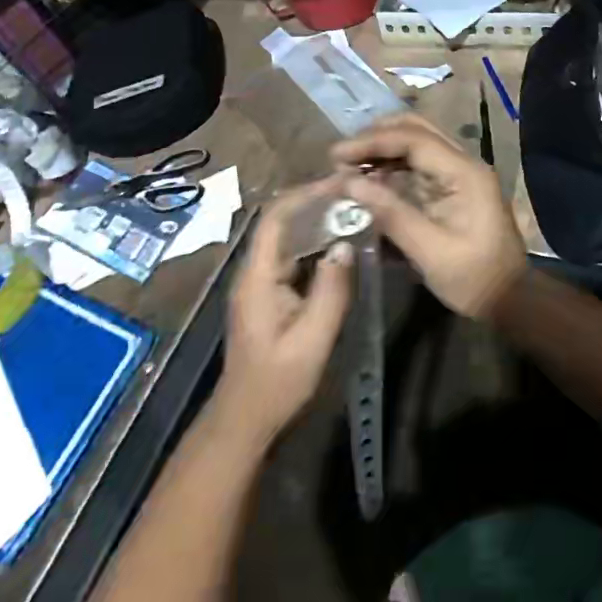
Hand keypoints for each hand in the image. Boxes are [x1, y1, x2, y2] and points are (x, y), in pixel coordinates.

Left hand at [215, 179, 353, 441]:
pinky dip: (317, 242)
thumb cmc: (278, 382)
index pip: (276, 218)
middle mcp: (254, 271)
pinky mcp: (270, 293)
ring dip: (318, 220)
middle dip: (316, 201)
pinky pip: (294, 255)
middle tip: (356, 191)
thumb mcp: (312, 340)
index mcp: (258, 277)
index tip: (342, 183)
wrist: (246, 418)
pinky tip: (342, 241)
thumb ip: (331, 291)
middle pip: (281, 221)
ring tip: (354, 208)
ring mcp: (261, 281)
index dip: (306, 194)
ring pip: (289, 236)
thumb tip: (346, 244)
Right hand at [333, 114, 527, 319]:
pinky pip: (417, 165)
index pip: (414, 139)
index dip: (372, 142)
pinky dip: (390, 167)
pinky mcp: (451, 188)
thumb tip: (350, 184)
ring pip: (415, 144)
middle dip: (376, 137)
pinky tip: (367, 181)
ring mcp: (458, 174)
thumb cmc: (474, 278)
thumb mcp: (430, 252)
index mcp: (465, 173)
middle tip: (340, 156)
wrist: (510, 299)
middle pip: (416, 130)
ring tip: (346, 168)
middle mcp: (463, 164)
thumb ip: (391, 214)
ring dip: (381, 151)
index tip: (336, 155)